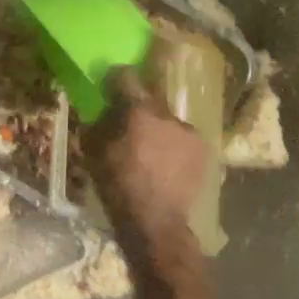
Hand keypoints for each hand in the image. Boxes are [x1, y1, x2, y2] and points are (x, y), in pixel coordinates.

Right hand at [84, 66, 208, 243]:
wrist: (155, 221)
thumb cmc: (117, 183)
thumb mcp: (94, 148)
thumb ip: (99, 121)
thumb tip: (102, 109)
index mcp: (139, 109)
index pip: (126, 76)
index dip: (115, 79)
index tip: (109, 86)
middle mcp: (168, 114)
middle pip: (150, 99)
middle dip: (138, 106)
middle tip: (128, 122)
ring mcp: (190, 134)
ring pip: (168, 120)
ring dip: (157, 127)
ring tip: (149, 147)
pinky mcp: (204, 152)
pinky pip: (182, 139)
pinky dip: (172, 144)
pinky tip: (164, 161)